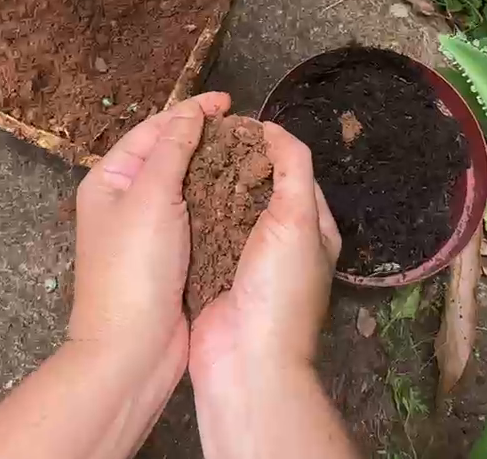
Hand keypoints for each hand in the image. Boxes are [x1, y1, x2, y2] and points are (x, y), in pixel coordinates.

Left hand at [70, 91, 230, 370]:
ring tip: (249, 153)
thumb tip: (191, 111)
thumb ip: (173, 148)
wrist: (132, 351)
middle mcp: (127, 198)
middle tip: (244, 127)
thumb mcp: (151, 197)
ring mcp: (150, 226)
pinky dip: (219, 197)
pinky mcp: (172, 251)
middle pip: (170, 152)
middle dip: (205, 135)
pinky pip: (197, 212)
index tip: (229, 102)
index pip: (153, 129)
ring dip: (215, 165)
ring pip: (187, 182)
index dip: (190, 111)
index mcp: (110, 179)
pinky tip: (244, 191)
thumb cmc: (134, 268)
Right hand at [188, 122, 342, 387]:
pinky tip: (173, 191)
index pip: (294, 172)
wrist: (245, 362)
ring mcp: (247, 260)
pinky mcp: (215, 273)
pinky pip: (204, 235)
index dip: (270, 147)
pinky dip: (192, 214)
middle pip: (258, 190)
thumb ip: (292, 168)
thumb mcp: (298, 217)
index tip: (237, 125)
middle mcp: (283, 242)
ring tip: (184, 155)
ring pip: (228, 210)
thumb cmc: (279, 287)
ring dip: (210, 187)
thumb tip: (274, 129)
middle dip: (234, 165)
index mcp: (313, 229)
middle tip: (203, 137)